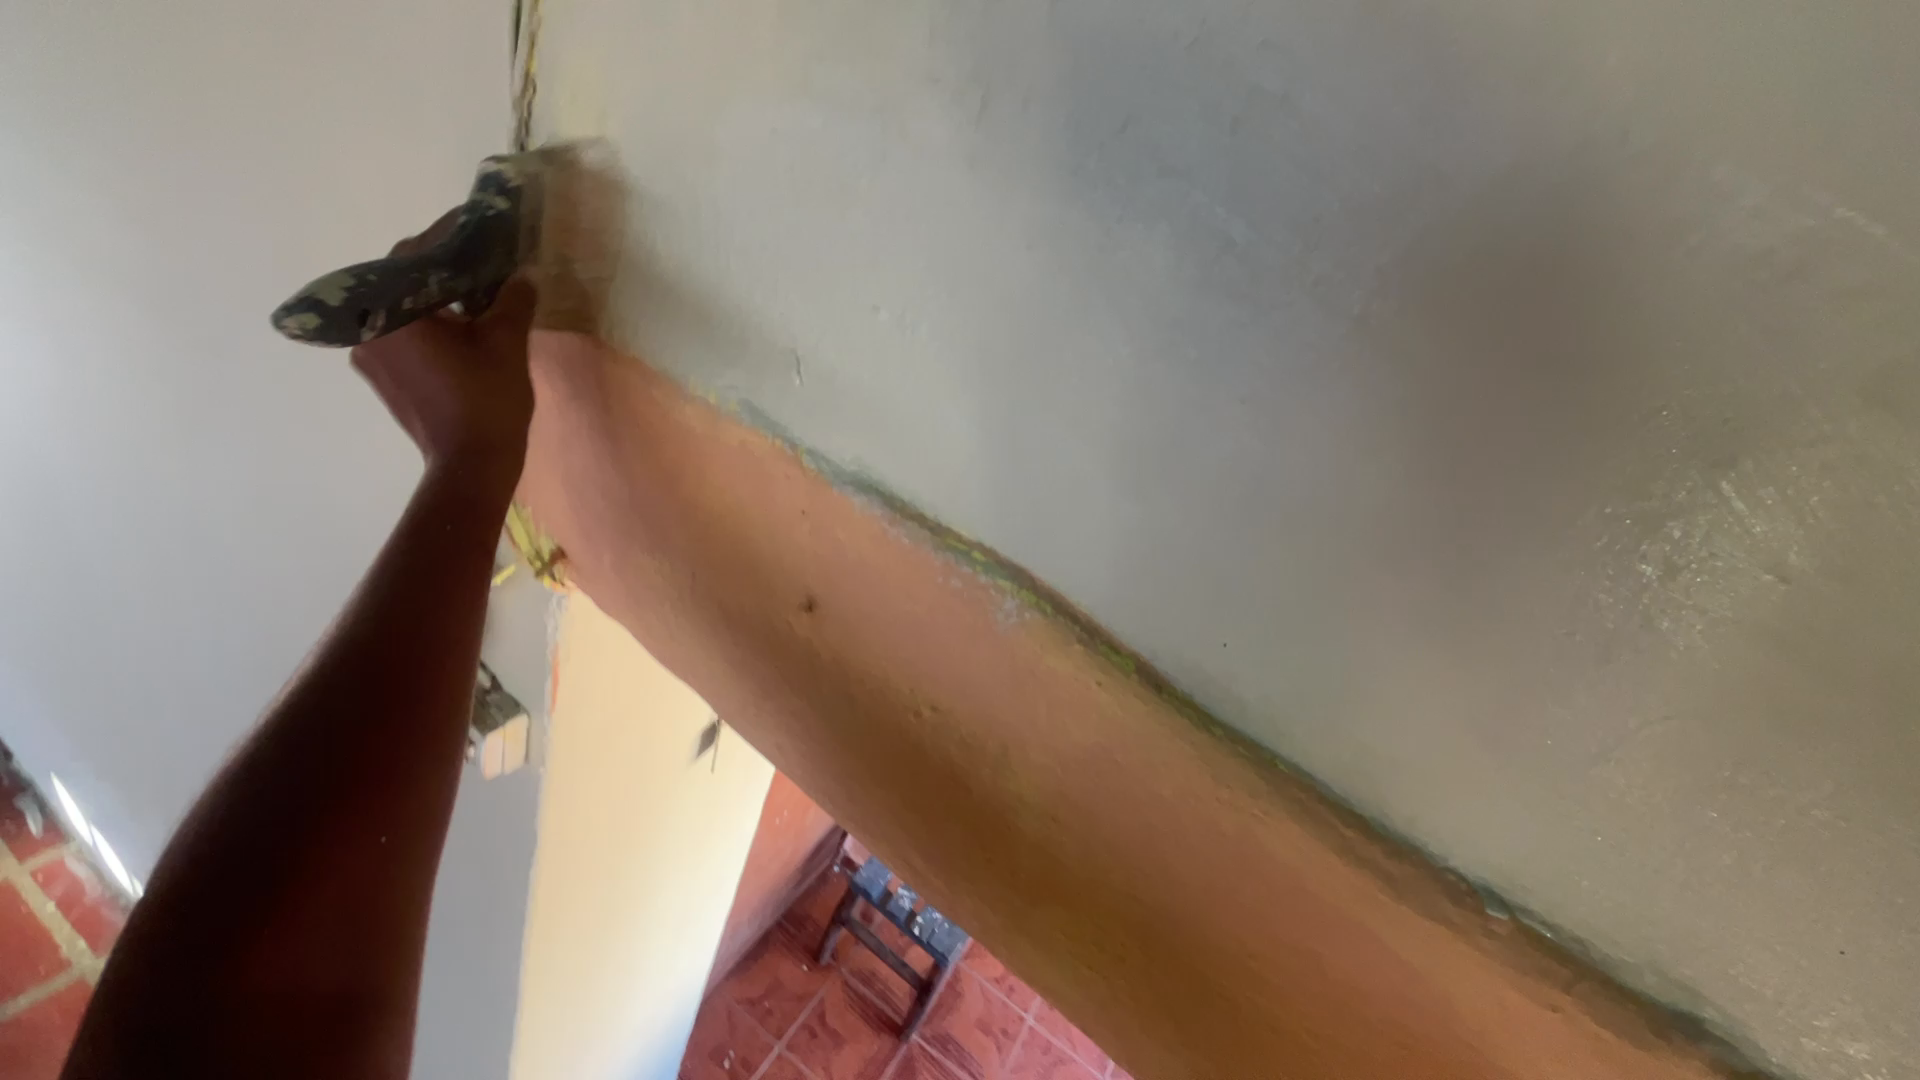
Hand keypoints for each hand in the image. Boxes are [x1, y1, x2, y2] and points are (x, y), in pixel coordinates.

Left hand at [350, 211, 538, 487]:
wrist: (471, 463)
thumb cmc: (487, 400)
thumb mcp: (507, 343)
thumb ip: (512, 300)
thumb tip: (522, 274)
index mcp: (392, 310)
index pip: (418, 254)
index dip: (450, 235)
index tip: (477, 223)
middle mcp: (367, 324)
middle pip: (402, 278)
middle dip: (440, 264)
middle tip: (478, 258)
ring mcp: (367, 352)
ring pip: (399, 306)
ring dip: (431, 294)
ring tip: (471, 292)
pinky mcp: (380, 374)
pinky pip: (399, 332)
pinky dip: (425, 321)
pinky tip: (456, 327)